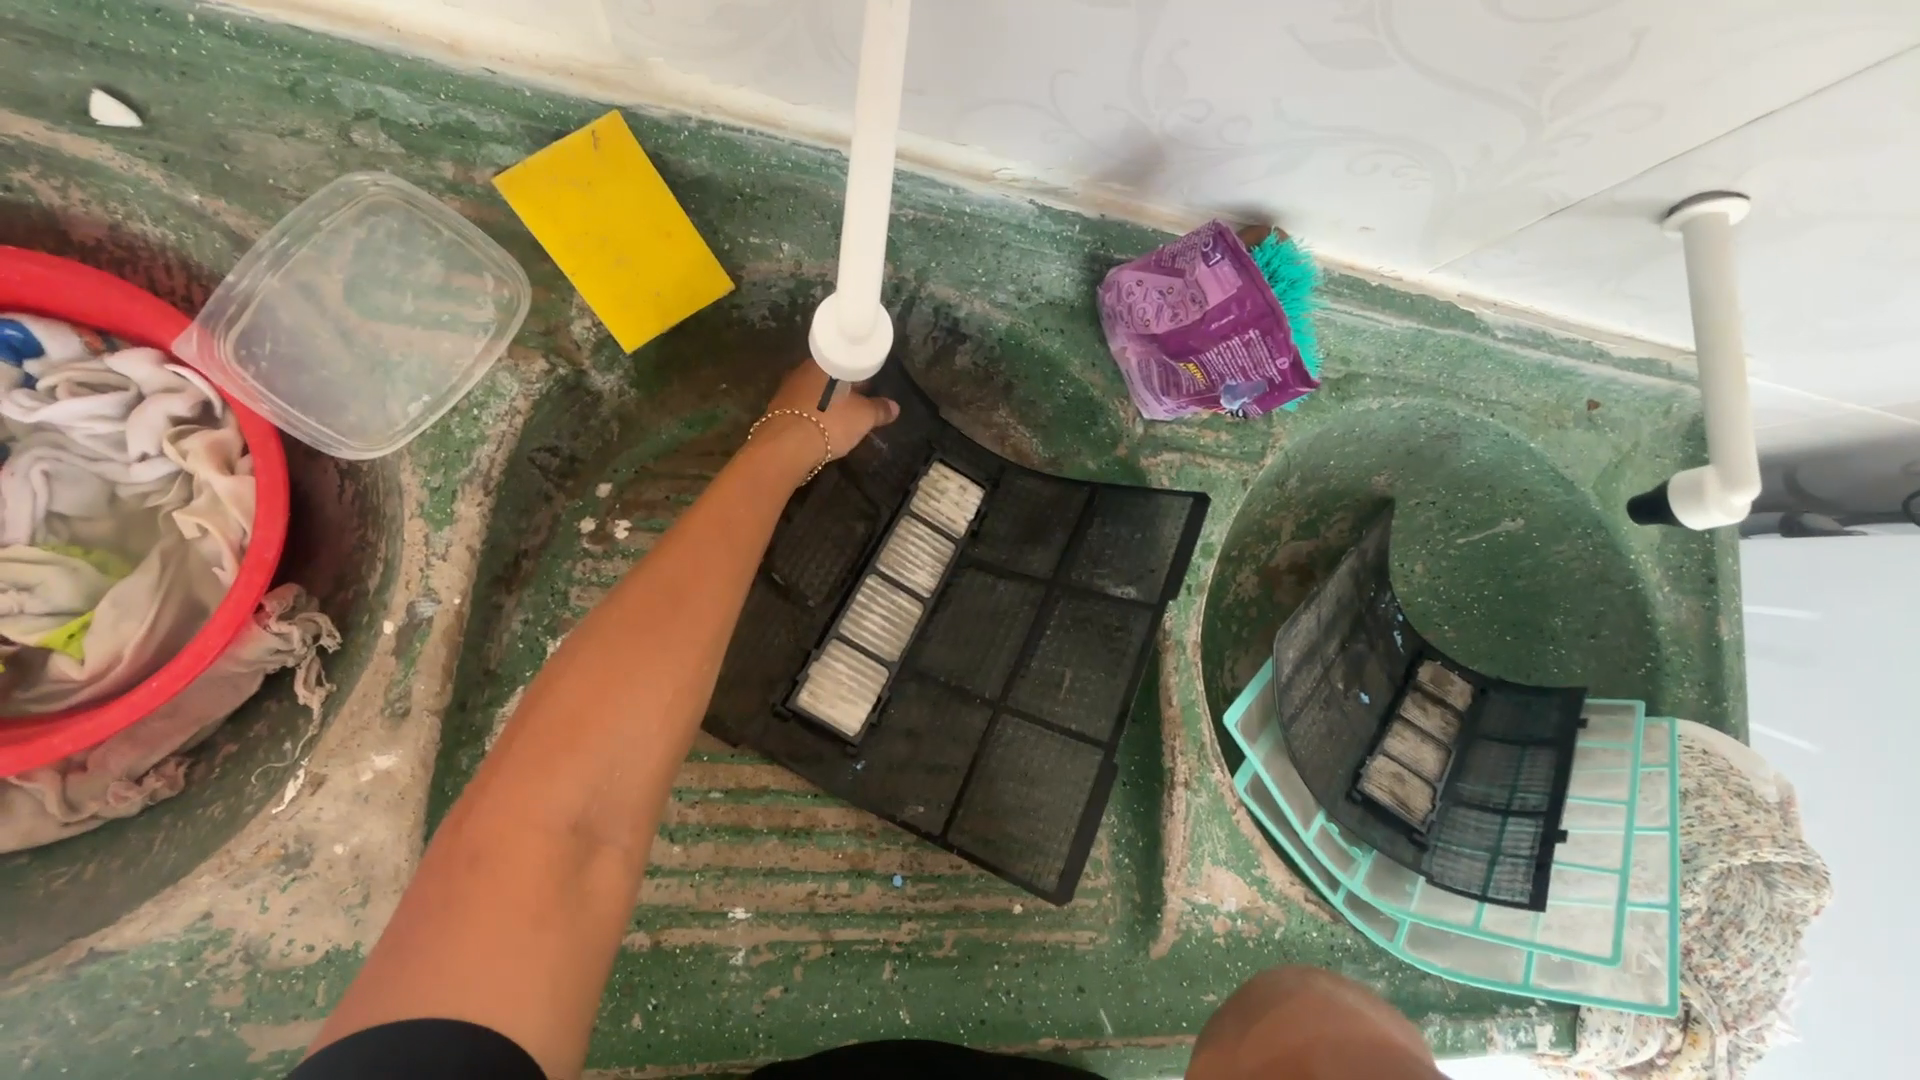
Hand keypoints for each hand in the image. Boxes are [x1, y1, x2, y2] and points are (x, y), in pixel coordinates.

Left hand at [751, 359, 899, 472]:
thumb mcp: (863, 417)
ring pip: (814, 394)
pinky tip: (821, 428)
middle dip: (843, 390)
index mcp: (825, 364)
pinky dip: (813, 416)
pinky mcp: (776, 412)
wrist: (786, 446)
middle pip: (829, 378)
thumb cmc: (830, 422)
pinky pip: (802, 409)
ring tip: (841, 419)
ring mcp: (786, 391)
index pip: (847, 364)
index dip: (861, 375)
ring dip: (827, 404)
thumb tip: (894, 407)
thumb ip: (879, 410)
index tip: (870, 387)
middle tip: (859, 405)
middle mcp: (802, 371)